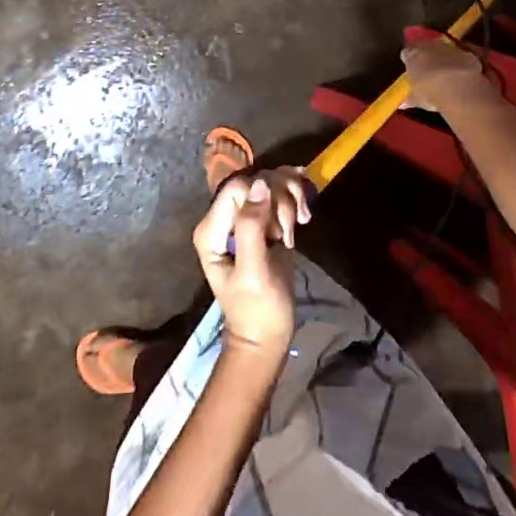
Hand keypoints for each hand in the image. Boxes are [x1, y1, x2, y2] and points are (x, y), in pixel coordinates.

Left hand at [193, 171, 307, 354]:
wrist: (267, 334)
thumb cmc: (257, 309)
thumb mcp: (254, 272)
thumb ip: (252, 227)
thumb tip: (260, 184)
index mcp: (211, 230)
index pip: (238, 187)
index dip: (265, 196)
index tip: (281, 226)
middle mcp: (224, 219)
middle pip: (256, 181)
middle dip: (282, 197)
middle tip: (294, 227)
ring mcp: (243, 218)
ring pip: (270, 183)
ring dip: (291, 198)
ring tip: (300, 223)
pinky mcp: (262, 221)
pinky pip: (278, 193)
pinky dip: (294, 199)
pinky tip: (303, 217)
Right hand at [401, 38, 490, 113]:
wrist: (457, 88)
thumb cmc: (429, 92)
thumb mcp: (416, 98)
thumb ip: (410, 98)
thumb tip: (403, 104)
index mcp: (413, 54)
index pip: (407, 53)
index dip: (409, 60)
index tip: (411, 68)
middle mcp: (430, 46)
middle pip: (426, 48)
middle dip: (427, 58)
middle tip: (429, 72)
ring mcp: (450, 48)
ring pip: (445, 51)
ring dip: (445, 60)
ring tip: (447, 76)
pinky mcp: (467, 55)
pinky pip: (462, 58)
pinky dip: (462, 66)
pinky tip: (463, 77)